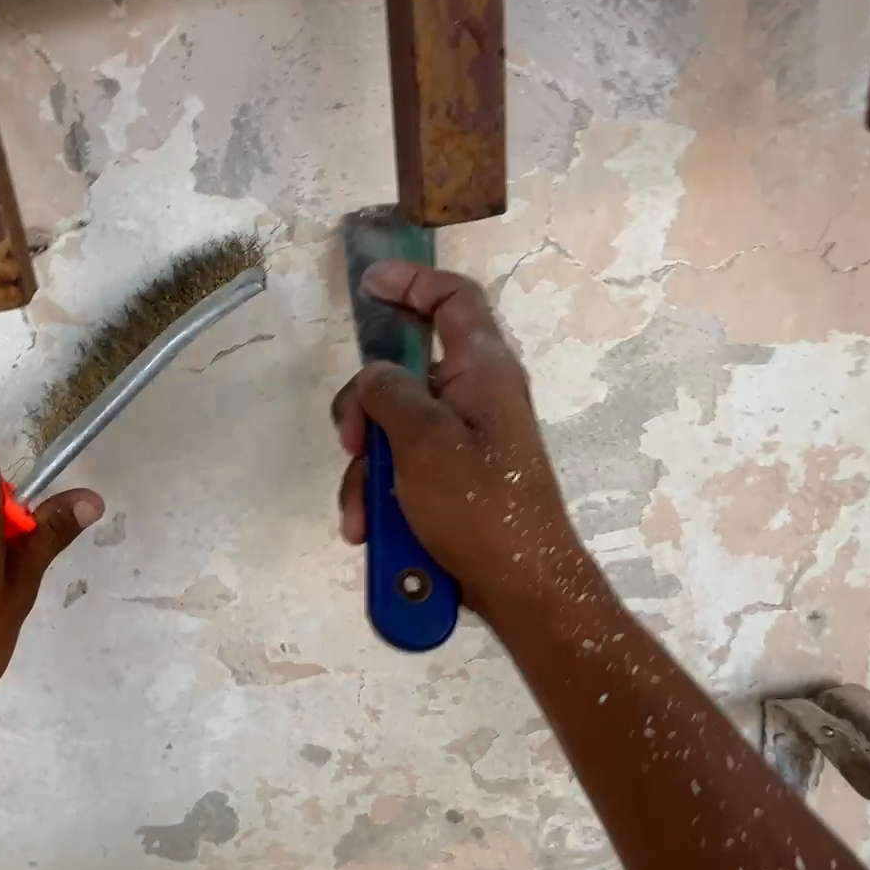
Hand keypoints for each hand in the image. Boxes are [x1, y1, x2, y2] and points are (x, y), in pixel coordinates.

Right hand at [331, 261, 581, 613]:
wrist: (520, 587)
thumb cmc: (478, 506)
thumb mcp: (422, 440)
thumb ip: (388, 393)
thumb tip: (374, 376)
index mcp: (481, 370)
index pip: (452, 298)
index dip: (410, 281)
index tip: (368, 284)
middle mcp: (473, 395)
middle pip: (401, 372)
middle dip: (363, 408)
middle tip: (350, 440)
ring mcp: (461, 438)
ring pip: (391, 427)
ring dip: (365, 467)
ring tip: (361, 513)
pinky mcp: (450, 474)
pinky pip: (400, 466)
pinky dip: (379, 493)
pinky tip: (370, 529)